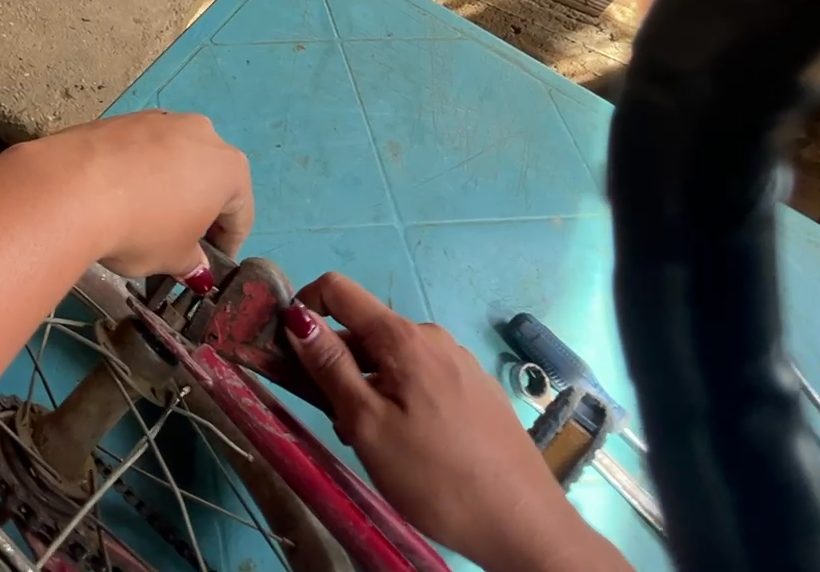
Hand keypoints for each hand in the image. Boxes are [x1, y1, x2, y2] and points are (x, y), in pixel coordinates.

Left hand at [0, 110, 252, 281]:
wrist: (73, 187)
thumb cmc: (140, 228)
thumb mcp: (173, 259)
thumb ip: (191, 262)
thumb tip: (194, 265)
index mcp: (229, 167)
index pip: (240, 213)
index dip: (228, 245)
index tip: (208, 265)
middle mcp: (201, 133)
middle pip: (208, 178)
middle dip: (197, 209)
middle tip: (176, 241)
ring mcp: (159, 120)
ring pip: (173, 159)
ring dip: (166, 187)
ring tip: (141, 218)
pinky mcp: (122, 118)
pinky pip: (139, 151)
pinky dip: (136, 172)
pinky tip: (116, 196)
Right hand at [284, 274, 630, 571]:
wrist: (529, 531)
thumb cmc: (437, 477)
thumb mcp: (367, 424)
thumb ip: (329, 365)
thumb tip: (297, 315)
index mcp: (404, 337)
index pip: (337, 289)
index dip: (304, 307)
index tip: (290, 350)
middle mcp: (432, 337)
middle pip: (364, 330)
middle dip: (337, 362)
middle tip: (336, 420)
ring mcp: (459, 362)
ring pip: (391, 358)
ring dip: (367, 385)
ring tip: (374, 442)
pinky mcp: (477, 389)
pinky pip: (420, 376)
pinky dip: (398, 396)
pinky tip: (411, 446)